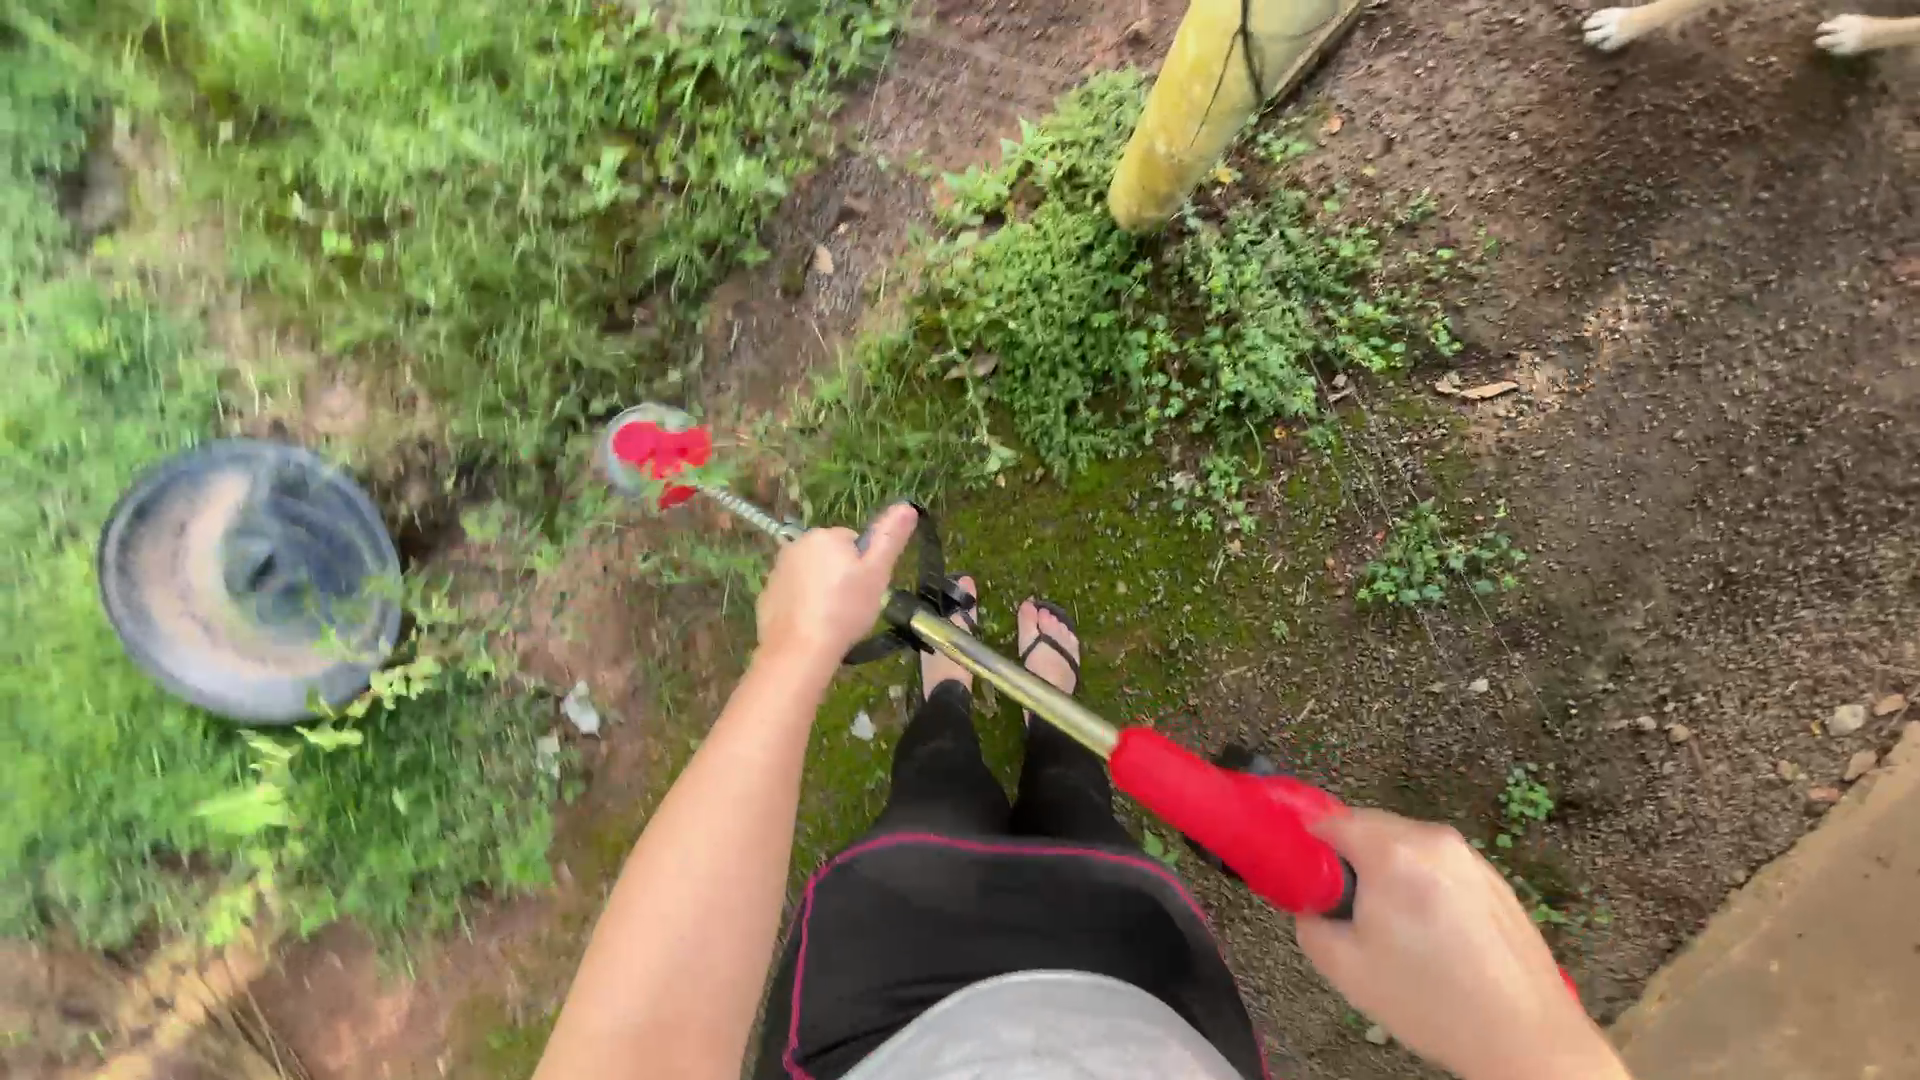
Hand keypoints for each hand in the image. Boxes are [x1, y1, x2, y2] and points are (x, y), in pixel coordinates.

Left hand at [754, 503, 918, 668]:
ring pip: (811, 574)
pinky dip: (803, 604)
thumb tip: (907, 505)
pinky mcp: (767, 595)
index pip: (853, 542)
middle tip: (851, 604)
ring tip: (832, 618)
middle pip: (830, 556)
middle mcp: (796, 545)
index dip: (864, 566)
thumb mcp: (877, 572)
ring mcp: (778, 571)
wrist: (800, 649)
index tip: (865, 588)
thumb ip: (891, 537)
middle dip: (841, 575)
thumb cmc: (844, 608)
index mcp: (825, 536)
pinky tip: (812, 625)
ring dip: (822, 589)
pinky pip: (793, 593)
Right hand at [1295, 810, 1628, 1079]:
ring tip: (1391, 921)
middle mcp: (1433, 841)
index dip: (1310, 846)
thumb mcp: (1344, 967)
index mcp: (1393, 853)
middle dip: (1349, 856)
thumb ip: (1308, 922)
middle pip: (1369, 826)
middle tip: (1346, 903)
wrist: (1527, 1044)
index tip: (1309, 877)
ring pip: (1404, 844)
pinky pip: (1437, 863)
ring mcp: (1470, 858)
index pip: (1330, 821)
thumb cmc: (1433, 1002)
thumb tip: (1310, 905)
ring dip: (1386, 867)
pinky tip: (1429, 930)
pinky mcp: (1495, 880)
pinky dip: (1421, 881)